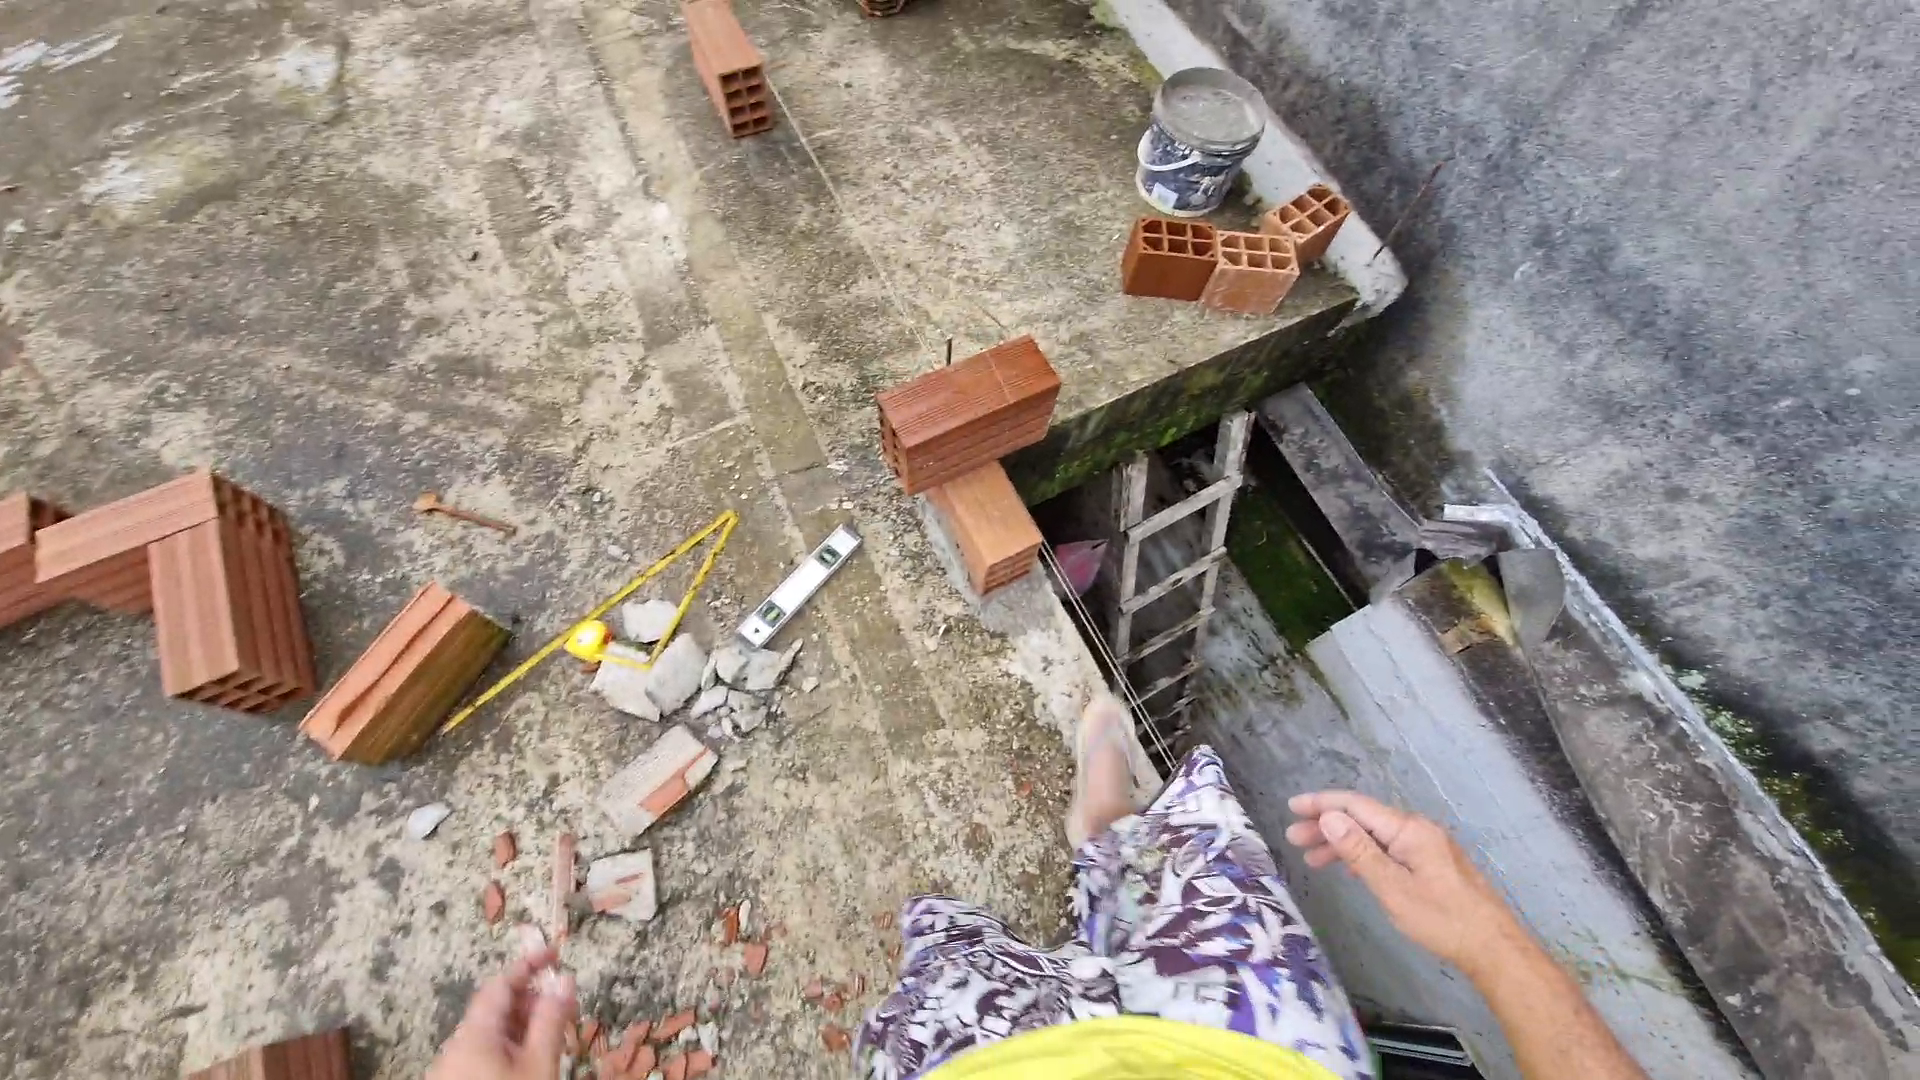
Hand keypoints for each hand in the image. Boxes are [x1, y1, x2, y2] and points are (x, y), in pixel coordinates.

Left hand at [426, 942, 577, 1079]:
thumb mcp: (540, 1063)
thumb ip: (552, 1017)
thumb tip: (564, 978)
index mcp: (473, 1036)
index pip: (500, 984)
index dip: (528, 963)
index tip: (557, 952)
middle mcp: (454, 1049)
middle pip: (494, 1008)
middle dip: (531, 997)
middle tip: (564, 1001)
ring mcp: (450, 1072)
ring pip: (490, 1033)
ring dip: (523, 1023)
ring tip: (553, 1031)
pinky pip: (482, 1054)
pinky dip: (510, 1045)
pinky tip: (531, 1058)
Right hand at [1286, 791, 1524, 974]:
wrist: (1498, 952)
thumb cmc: (1443, 920)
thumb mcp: (1393, 888)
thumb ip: (1359, 851)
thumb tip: (1329, 818)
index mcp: (1408, 829)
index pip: (1355, 805)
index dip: (1321, 803)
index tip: (1291, 807)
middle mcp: (1418, 829)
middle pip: (1363, 818)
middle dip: (1326, 826)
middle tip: (1294, 839)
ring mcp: (1428, 846)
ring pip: (1375, 835)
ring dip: (1342, 843)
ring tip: (1313, 859)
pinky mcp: (1434, 864)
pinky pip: (1389, 848)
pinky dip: (1364, 854)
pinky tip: (1350, 870)